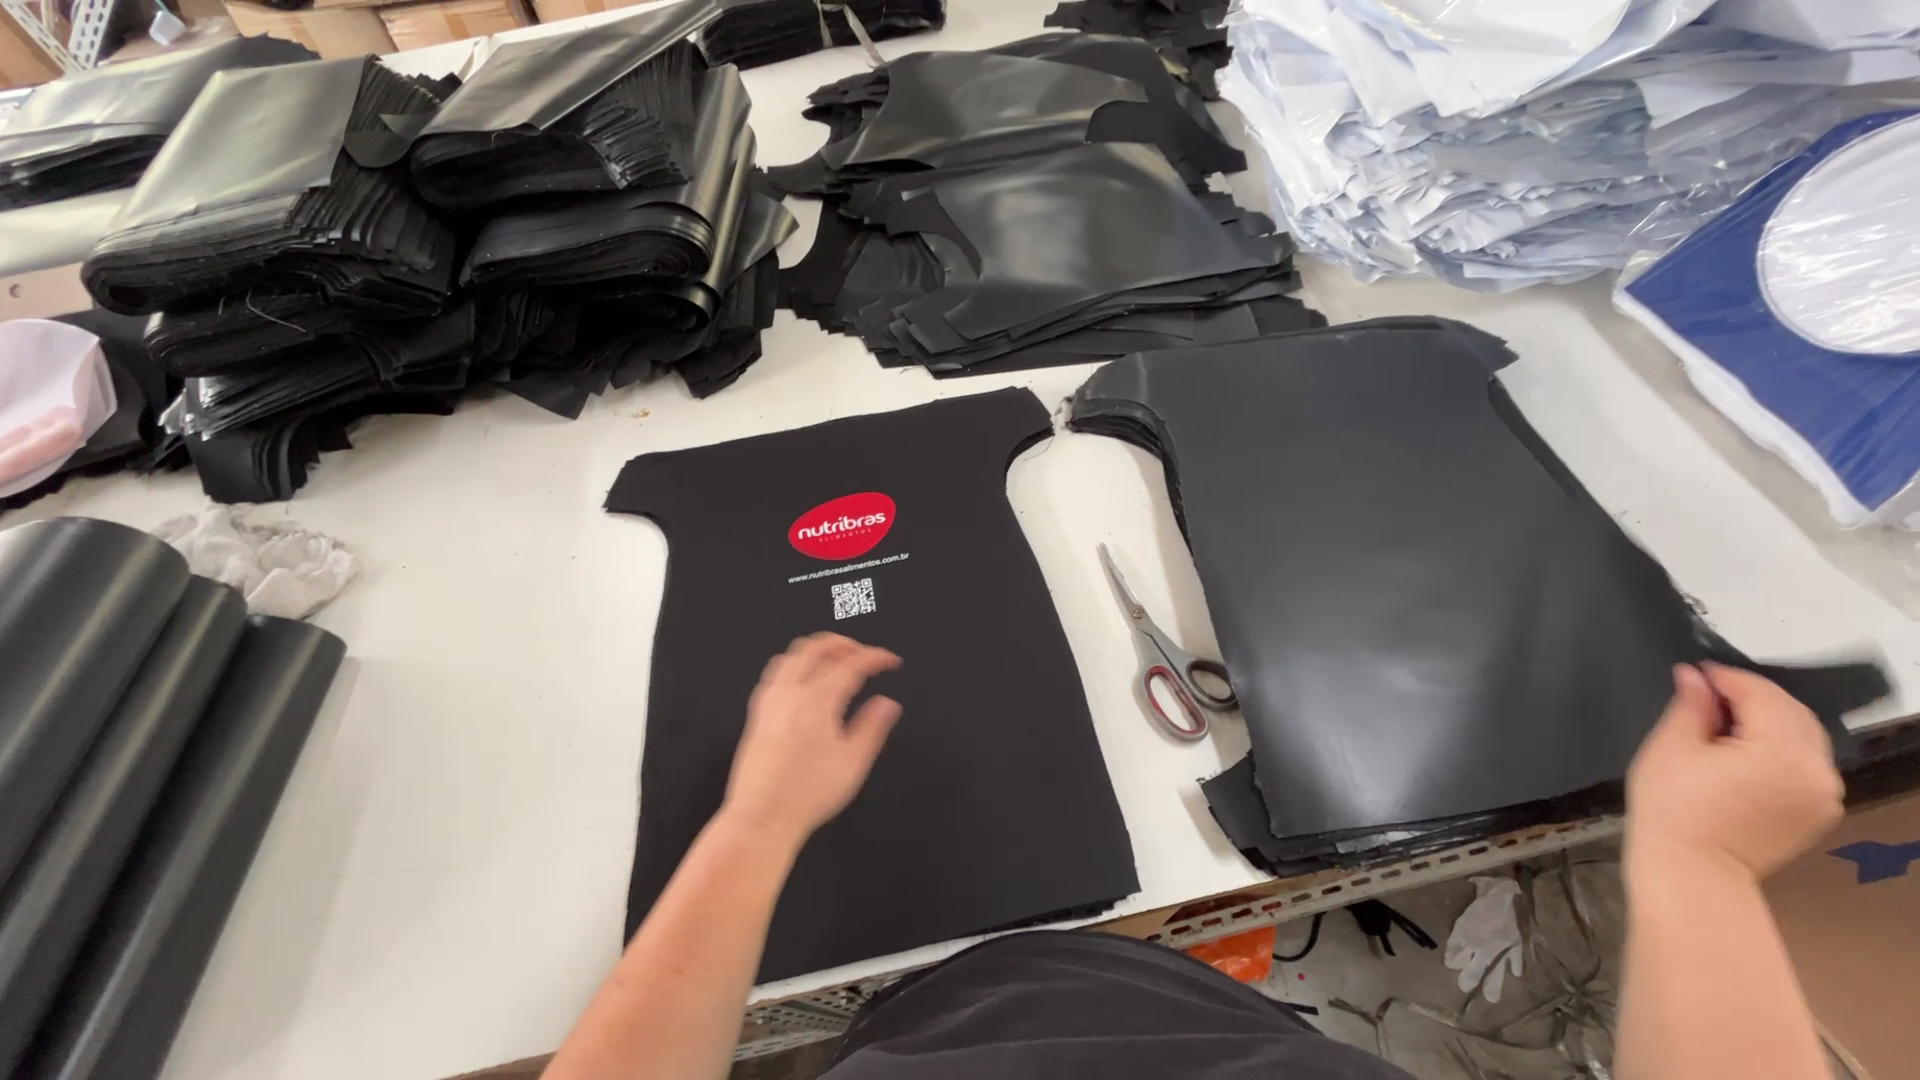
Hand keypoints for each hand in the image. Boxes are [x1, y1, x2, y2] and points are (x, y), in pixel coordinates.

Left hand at [720, 633, 902, 845]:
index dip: (875, 657)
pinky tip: (806, 681)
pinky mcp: (758, 714)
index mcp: (816, 701)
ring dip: (819, 650)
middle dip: (845, 644)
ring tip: (838, 661)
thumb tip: (886, 705)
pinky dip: (797, 664)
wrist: (762, 818)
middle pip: (817, 648)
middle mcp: (789, 694)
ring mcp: (770, 702)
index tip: (889, 661)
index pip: (852, 664)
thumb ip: (872, 726)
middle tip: (864, 654)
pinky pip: (777, 672)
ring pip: (793, 655)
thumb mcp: (853, 762)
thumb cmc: (805, 796)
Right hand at [1626, 663, 1842, 882]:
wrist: (1693, 867)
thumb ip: (1691, 706)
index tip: (1696, 672)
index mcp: (1780, 753)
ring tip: (1723, 721)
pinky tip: (1743, 751)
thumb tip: (1694, 677)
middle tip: (1706, 692)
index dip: (1727, 678)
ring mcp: (1825, 793)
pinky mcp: (1820, 809)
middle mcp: (1816, 770)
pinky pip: (1807, 762)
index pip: (1763, 695)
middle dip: (1751, 695)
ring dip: (1769, 719)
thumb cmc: (1672, 806)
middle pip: (1792, 712)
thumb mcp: (1670, 747)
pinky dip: (1780, 745)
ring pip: (1804, 736)